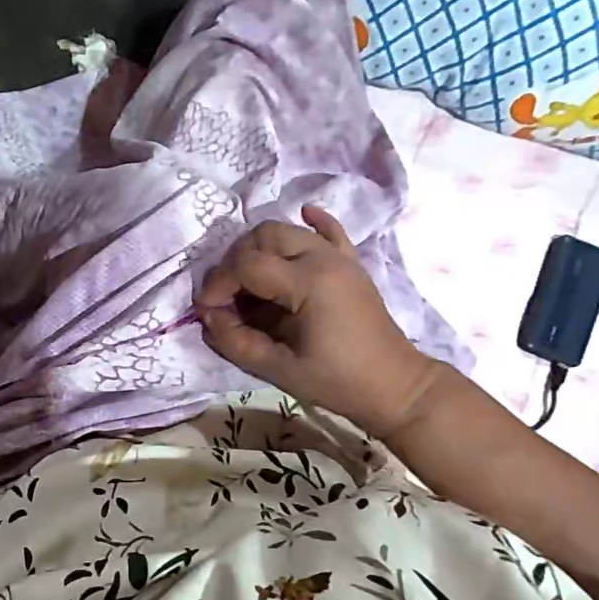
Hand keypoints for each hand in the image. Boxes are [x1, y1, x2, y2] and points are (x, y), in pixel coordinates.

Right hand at [195, 207, 443, 435]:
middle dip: (235, 262)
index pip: (246, 265)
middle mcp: (323, 257)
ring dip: (259, 248)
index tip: (207, 310)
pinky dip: (311, 221)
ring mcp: (340, 256)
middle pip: (263, 235)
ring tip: (248, 281)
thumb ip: (236, 340)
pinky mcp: (350, 262)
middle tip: (226, 295)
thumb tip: (208, 316)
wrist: (391, 385)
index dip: (218, 285)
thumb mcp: (277, 368)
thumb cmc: (336, 381)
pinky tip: (302, 214)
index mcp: (309, 282)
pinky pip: (328, 229)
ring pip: (286, 229)